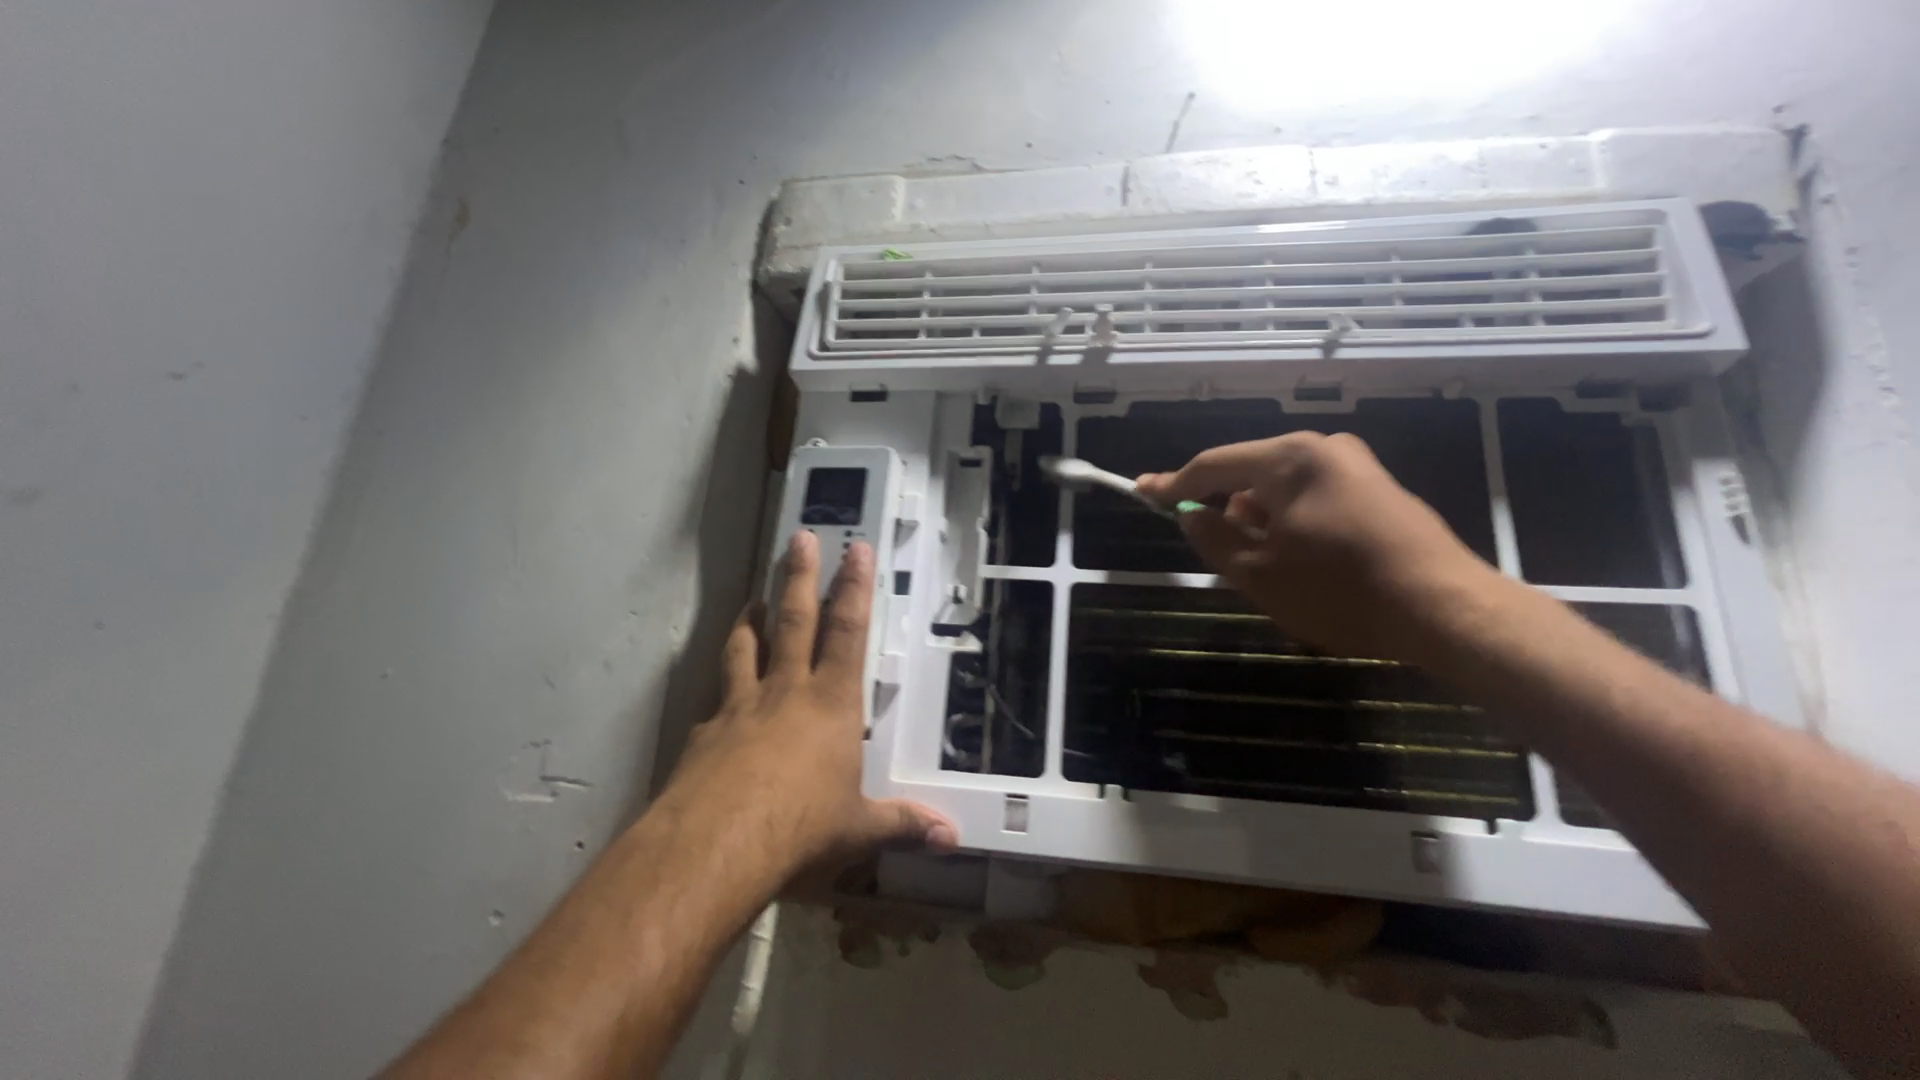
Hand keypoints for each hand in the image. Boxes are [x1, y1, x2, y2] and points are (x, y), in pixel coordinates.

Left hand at [650, 530, 956, 885]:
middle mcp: (784, 692)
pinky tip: (715, 703)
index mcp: (830, 703)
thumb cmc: (802, 827)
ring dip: (749, 620)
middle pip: (793, 621)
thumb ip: (903, 824)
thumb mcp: (859, 829)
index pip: (847, 632)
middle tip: (800, 537)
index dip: (854, 588)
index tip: (855, 548)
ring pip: (744, 648)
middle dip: (799, 576)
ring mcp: (738, 708)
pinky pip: (715, 701)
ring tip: (750, 600)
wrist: (716, 844)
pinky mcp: (703, 734)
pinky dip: (719, 692)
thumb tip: (952, 838)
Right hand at [1135, 432, 1497, 660]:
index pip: (1212, 465)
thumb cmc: (1338, 589)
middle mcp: (1323, 449)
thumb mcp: (1258, 573)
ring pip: (1283, 490)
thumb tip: (1190, 515)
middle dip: (1225, 508)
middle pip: (1250, 474)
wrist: (1443, 609)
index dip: (1172, 484)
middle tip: (1211, 547)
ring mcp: (1357, 468)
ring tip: (1263, 567)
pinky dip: (1292, 524)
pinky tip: (1300, 563)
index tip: (1140, 492)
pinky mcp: (1380, 492)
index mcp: (1289, 458)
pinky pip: (1314, 500)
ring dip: (1261, 521)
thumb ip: (1213, 538)